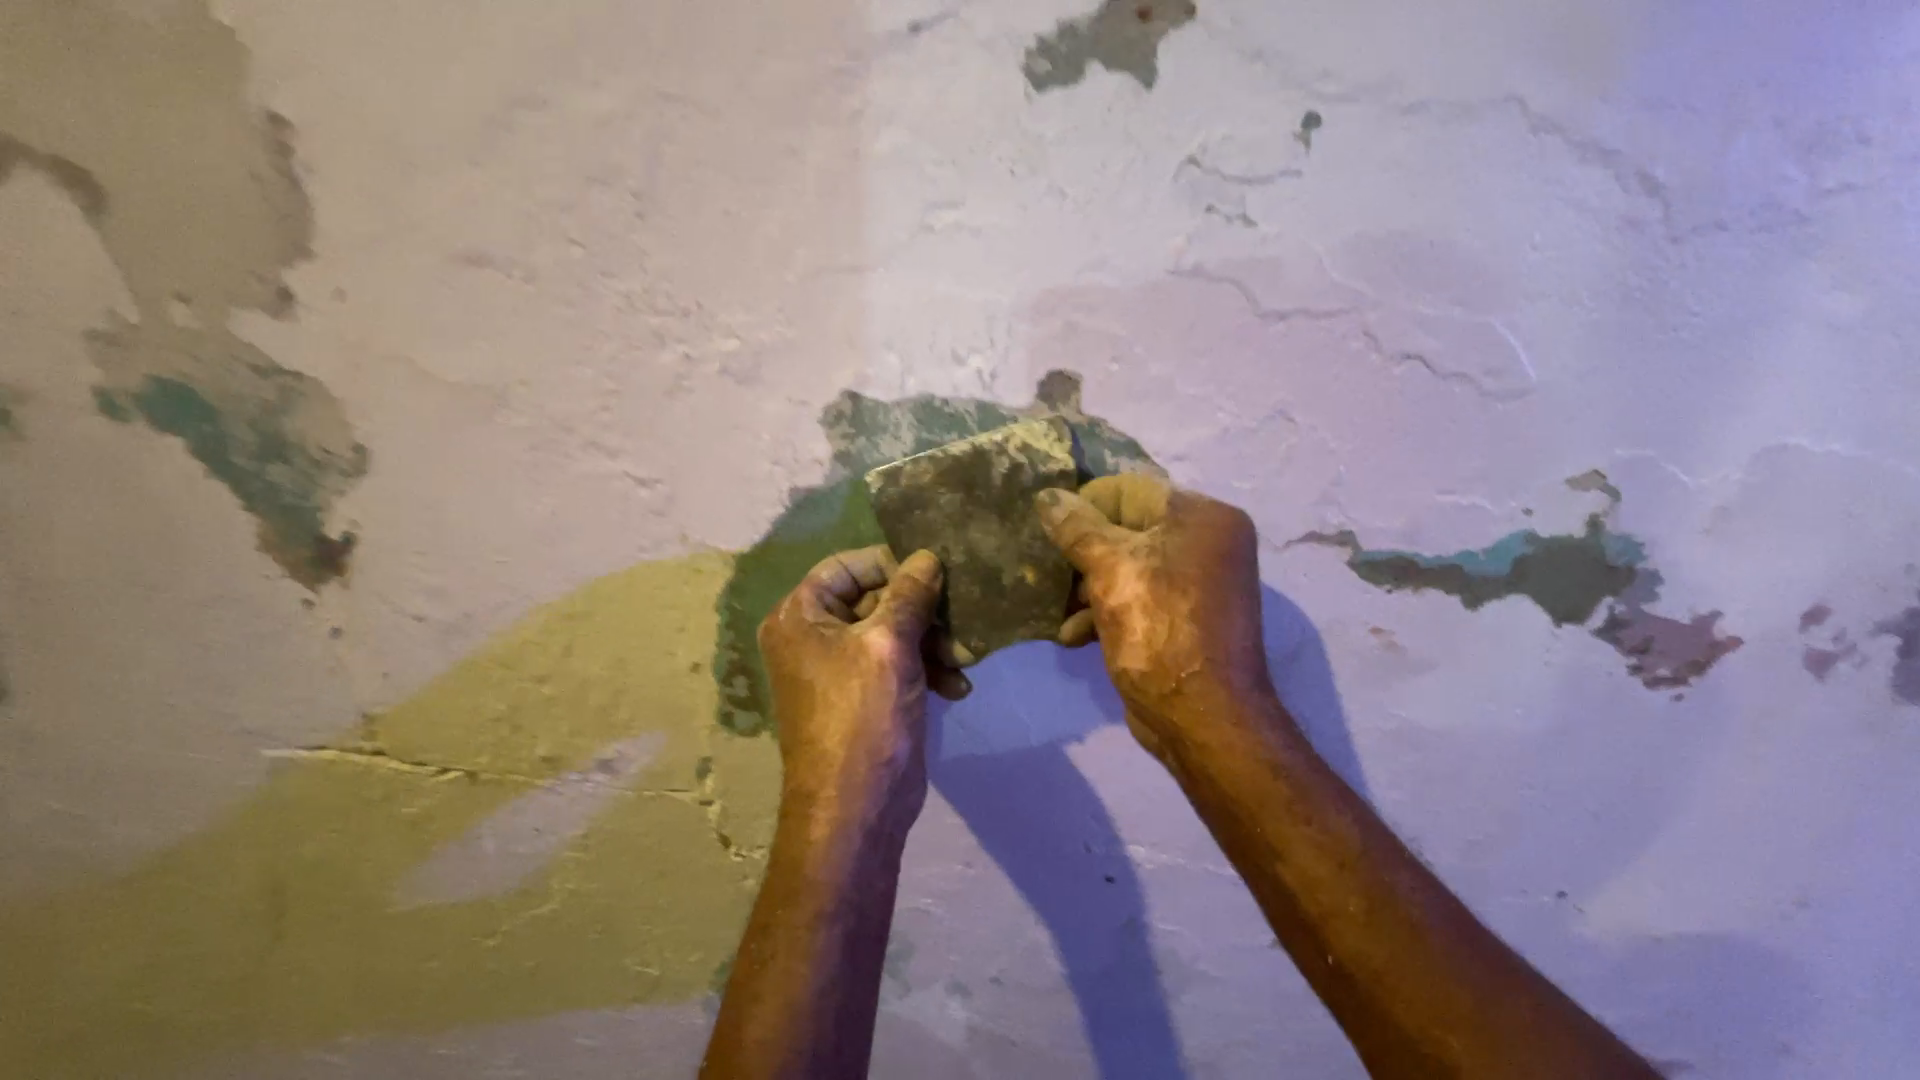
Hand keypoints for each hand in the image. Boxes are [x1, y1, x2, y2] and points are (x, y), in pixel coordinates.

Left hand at [758, 546, 967, 834]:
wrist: (856, 808)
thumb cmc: (863, 716)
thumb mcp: (889, 645)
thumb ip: (910, 594)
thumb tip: (926, 556)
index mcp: (800, 616)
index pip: (846, 565)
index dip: (891, 563)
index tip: (935, 572)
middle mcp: (814, 636)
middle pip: (875, 598)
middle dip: (924, 610)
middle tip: (961, 621)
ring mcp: (841, 669)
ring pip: (895, 632)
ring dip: (934, 642)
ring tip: (964, 660)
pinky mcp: (867, 697)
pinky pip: (900, 664)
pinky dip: (929, 670)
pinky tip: (957, 688)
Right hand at [1035, 475, 1277, 754]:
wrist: (1202, 717)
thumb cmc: (1159, 631)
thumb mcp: (1110, 571)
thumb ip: (1076, 529)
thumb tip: (1048, 496)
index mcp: (1203, 517)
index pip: (1130, 490)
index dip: (1085, 507)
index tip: (1049, 531)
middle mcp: (1208, 542)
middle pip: (1128, 530)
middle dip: (1083, 555)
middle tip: (1049, 573)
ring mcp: (1199, 583)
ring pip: (1128, 567)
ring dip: (1087, 588)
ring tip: (1059, 612)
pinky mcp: (1185, 618)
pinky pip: (1138, 598)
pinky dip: (1106, 612)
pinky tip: (1074, 636)